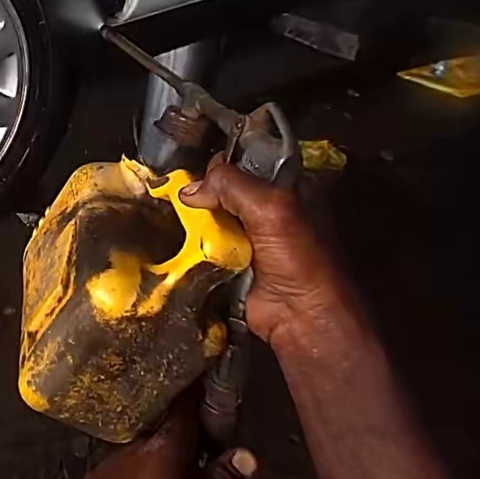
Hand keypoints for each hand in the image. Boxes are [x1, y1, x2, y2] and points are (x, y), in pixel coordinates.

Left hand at [42, 402, 256, 478]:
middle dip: (202, 419)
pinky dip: (172, 459)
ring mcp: (126, 458)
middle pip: (179, 425)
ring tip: (212, 449)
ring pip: (166, 443)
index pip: (188, 408)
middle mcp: (144, 443)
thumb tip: (248, 454)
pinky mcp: (116, 474)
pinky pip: (153, 458)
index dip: (204, 390)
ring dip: (188, 442)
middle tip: (228, 417)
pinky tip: (180, 475)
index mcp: (165, 447)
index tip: (218, 371)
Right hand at [178, 156, 362, 351]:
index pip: (246, 161)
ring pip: (207, 214)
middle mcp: (266, 209)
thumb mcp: (270, 210)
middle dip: (200, 192)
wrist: (301, 317)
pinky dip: (189, 241)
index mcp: (287, 189)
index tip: (201, 172)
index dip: (223, 162)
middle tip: (186, 200)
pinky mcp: (229, 258)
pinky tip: (181, 240)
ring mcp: (247, 235)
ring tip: (178, 220)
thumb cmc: (301, 262)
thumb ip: (232, 186)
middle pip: (221, 188)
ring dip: (192, 219)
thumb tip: (189, 188)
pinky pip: (201, 241)